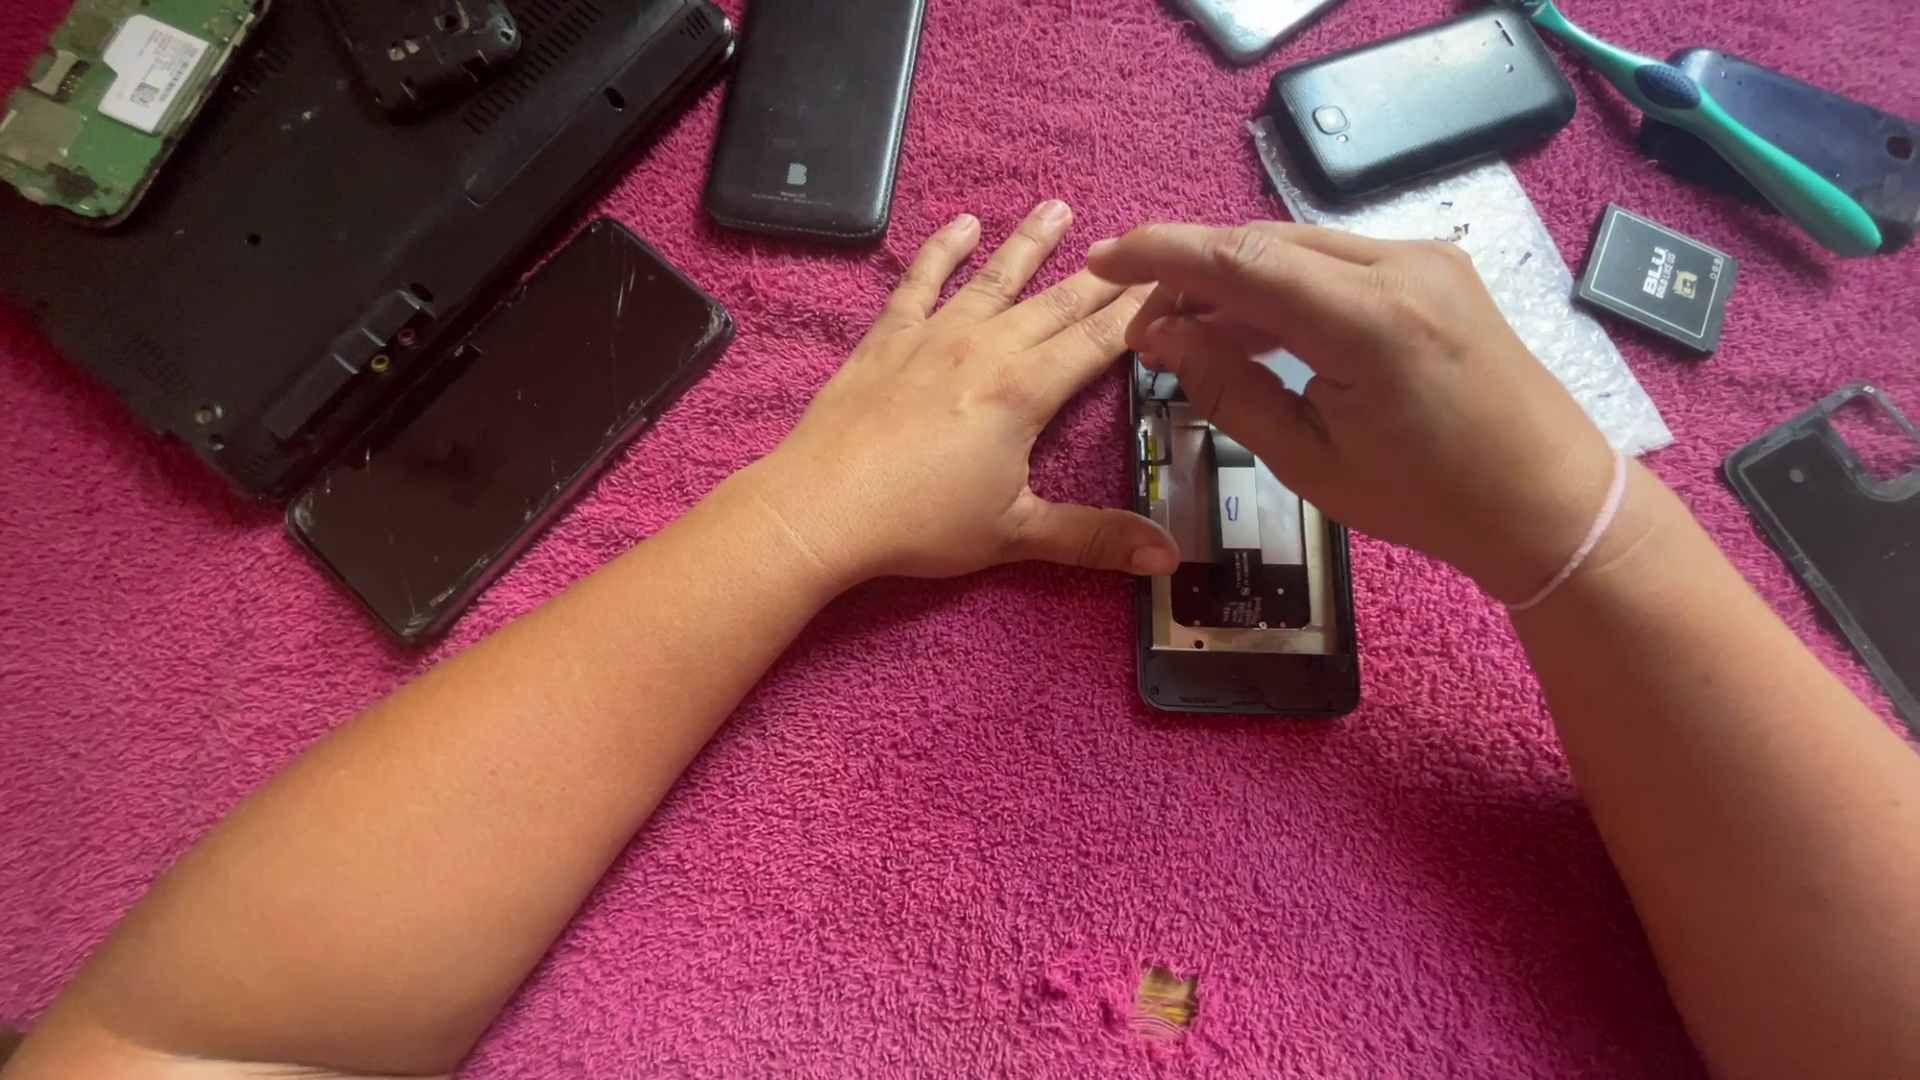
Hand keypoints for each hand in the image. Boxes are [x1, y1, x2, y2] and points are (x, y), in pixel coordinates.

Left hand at [745, 203, 1178, 585]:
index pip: (1098, 341)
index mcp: (1024, 391)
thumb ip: (1093, 537)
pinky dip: (941, 250)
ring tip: (1060, 207)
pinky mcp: (887, 338)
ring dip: (1030, 243)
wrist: (823, 507)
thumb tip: (1168, 558)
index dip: (1138, 312)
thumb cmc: (921, 523)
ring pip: (995, 278)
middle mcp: (985, 347)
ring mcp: (933, 335)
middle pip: (1056, 303)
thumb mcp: (1015, 534)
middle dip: (1100, 277)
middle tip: (1135, 246)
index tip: (1169, 282)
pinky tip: (961, 224)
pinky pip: (920, 281)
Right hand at [1086, 222, 1619, 603]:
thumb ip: (1227, 388)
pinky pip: (1327, 264)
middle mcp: (1401, 265)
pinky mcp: (1429, 269)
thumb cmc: (1425, 498)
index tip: (1101, 260)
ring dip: (1228, 286)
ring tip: (1183, 338)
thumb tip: (1161, 339)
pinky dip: (1273, 291)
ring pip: (1291, 250)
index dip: (1159, 255)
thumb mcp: (1306, 458)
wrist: (1545, 498)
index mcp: (1370, 322)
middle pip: (1260, 244)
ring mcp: (1422, 258)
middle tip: (1142, 333)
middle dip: (1186, 277)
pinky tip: (1244, 331)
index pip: (1240, 261)